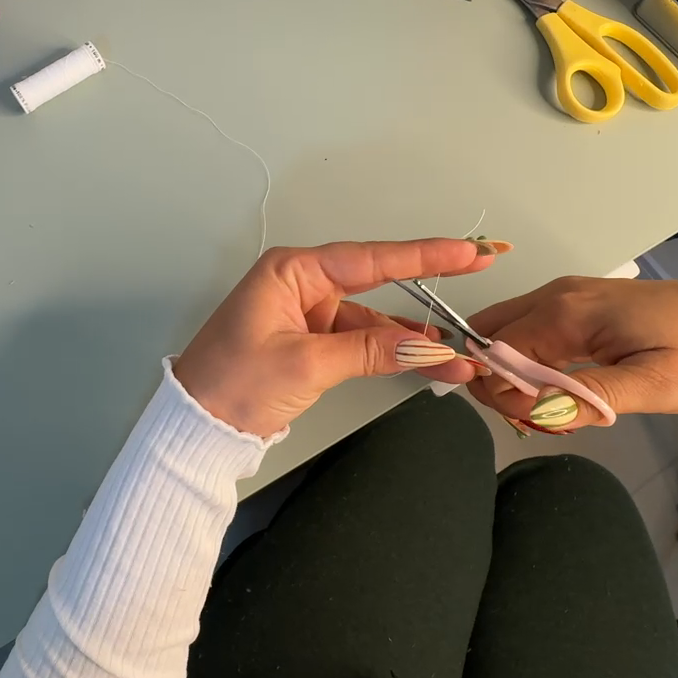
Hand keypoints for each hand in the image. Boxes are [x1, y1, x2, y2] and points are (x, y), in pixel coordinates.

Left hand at [174, 239, 501, 436]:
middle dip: (428, 282)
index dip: (424, 255)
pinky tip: (429, 361)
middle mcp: (304, 283)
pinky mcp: (314, 341)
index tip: (468, 249)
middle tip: (481, 265)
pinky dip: (392, 352)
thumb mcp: (304, 364)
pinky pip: (362, 340)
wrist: (196, 427)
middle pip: (378, 280)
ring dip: (414, 337)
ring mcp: (310, 312)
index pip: (369, 257)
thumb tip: (429, 345)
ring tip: (462, 353)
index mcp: (293, 271)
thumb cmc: (235, 383)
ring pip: (375, 317)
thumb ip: (369, 350)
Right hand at [467, 277, 677, 432]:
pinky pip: (530, 328)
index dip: (500, 389)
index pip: (497, 350)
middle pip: (490, 335)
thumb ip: (590, 397)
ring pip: (506, 331)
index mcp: (567, 312)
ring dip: (510, 371)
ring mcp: (566, 295)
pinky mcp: (579, 304)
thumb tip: (535, 411)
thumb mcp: (655, 386)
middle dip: (496, 379)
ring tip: (550, 407)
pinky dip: (527, 359)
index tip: (533, 420)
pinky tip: (558, 389)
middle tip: (535, 416)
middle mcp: (556, 296)